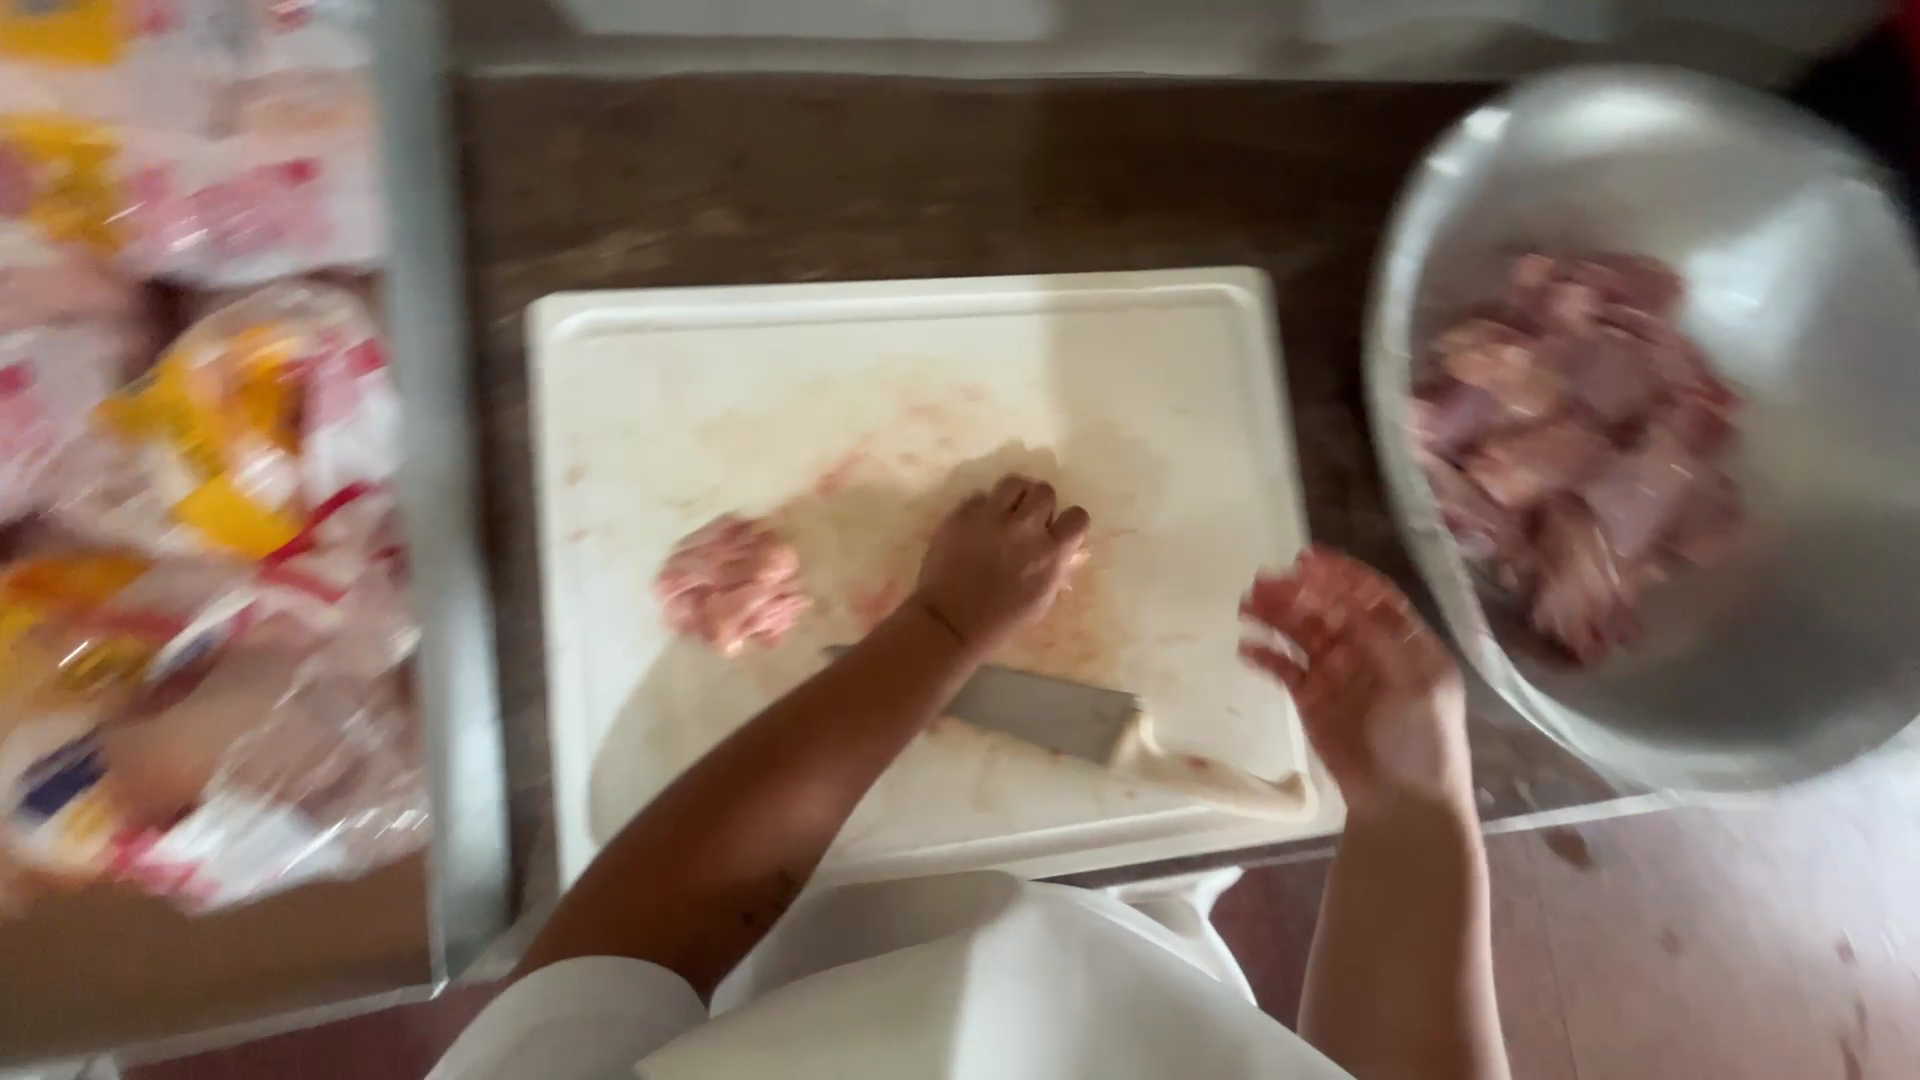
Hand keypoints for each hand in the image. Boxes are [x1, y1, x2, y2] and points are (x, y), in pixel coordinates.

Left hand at [911, 474, 1090, 653]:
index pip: (1077, 516)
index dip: (1070, 522)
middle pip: (1044, 491)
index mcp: (1050, 552)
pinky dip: (981, 508)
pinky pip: (979, 496)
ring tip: (1005, 512)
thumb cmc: (1001, 621)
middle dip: (1040, 504)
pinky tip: (976, 526)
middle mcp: (1024, 527)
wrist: (950, 622)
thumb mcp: (1042, 602)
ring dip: (1014, 496)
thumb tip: (1060, 552)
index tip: (1058, 530)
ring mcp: (991, 517)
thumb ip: (1055, 569)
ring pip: (1013, 482)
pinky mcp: (962, 514)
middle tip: (1028, 521)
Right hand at [1239, 547, 1471, 820]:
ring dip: (1274, 616)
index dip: (1339, 575)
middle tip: (1262, 581)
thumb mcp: (1415, 686)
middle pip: (1326, 609)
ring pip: (1300, 633)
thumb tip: (1344, 598)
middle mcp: (1366, 649)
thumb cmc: (1421, 742)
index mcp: (1400, 641)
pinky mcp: (1309, 697)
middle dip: (1296, 592)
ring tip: (1246, 606)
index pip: (1368, 596)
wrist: (1402, 803)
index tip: (1305, 559)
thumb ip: (1382, 639)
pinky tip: (1246, 648)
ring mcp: (1334, 672)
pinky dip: (1264, 655)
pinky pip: (1283, 667)